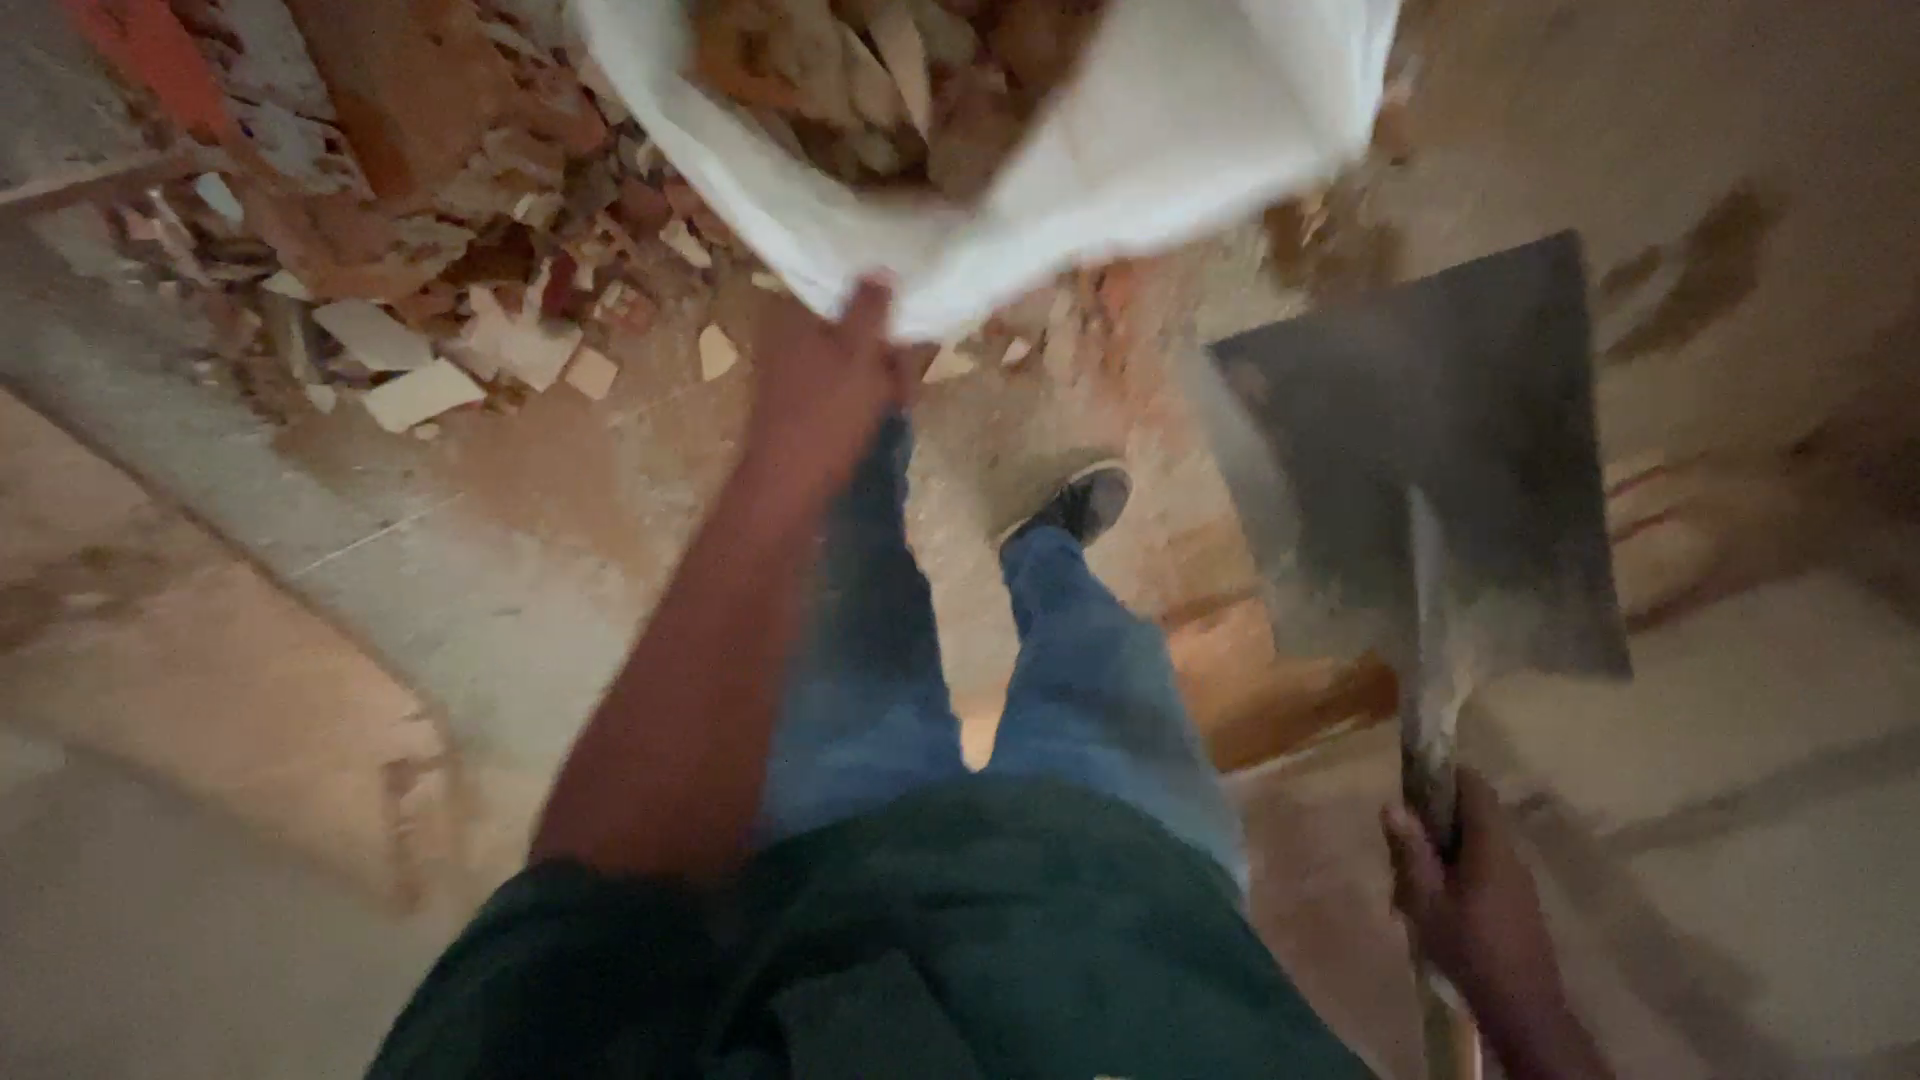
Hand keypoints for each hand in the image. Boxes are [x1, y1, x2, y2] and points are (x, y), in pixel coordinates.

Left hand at [740, 277, 912, 509]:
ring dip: (880, 383)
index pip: (848, 295)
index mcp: (795, 317)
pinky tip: (877, 422)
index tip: (907, 337)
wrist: (787, 487)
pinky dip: (862, 403)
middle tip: (904, 385)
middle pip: (853, 331)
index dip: (883, 314)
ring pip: (851, 365)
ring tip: (896, 407)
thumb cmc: (826, 416)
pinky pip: (840, 392)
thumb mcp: (858, 354)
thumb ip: (870, 307)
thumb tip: (881, 267)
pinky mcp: (798, 409)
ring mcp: (791, 377)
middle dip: (886, 355)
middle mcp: (787, 340)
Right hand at [1381, 769, 1564, 1013]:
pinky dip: (1460, 865)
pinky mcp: (1519, 903)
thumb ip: (1411, 850)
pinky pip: (1487, 866)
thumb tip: (1393, 803)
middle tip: (1403, 828)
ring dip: (1447, 843)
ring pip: (1480, 843)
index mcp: (1491, 849)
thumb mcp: (1426, 899)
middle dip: (1440, 813)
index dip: (1450, 774)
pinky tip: (1436, 894)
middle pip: (1478, 815)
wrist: (1521, 1008)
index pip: (1477, 790)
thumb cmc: (1469, 947)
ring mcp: (1519, 882)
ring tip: (1411, 866)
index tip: (1418, 771)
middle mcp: (1511, 857)